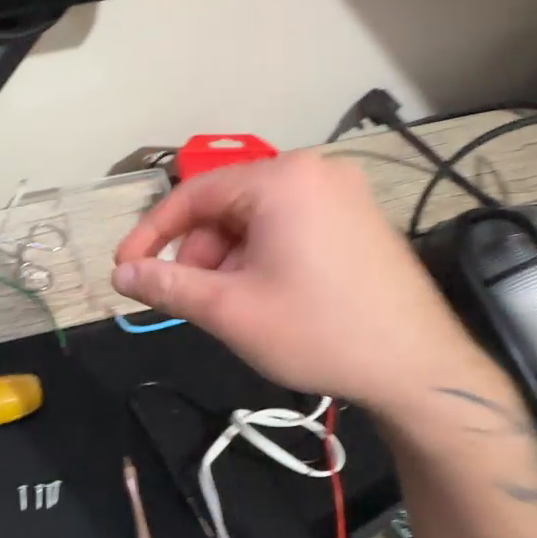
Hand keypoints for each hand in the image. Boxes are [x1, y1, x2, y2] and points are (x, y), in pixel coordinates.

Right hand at [112, 151, 495, 414]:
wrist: (415, 365)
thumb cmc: (316, 331)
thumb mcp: (228, 310)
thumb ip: (166, 286)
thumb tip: (120, 275)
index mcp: (282, 180)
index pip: (192, 195)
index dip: (150, 234)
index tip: (124, 271)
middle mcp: (314, 172)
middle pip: (225, 206)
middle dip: (198, 254)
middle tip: (191, 302)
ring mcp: (341, 194)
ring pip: (255, 221)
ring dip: (228, 261)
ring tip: (232, 308)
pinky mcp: (356, 219)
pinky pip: (287, 228)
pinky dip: (260, 259)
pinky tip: (263, 299)